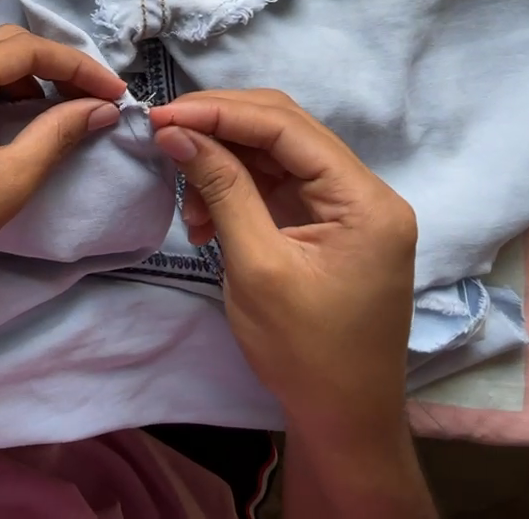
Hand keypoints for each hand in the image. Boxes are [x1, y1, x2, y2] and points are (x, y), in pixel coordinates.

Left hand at [0, 25, 127, 324]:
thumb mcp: (8, 183)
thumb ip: (57, 135)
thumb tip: (101, 108)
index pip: (25, 49)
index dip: (76, 65)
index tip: (113, 92)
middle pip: (2, 41)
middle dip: (53, 64)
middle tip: (93, 98)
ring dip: (25, 72)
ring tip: (61, 107)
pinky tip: (18, 111)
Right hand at [150, 90, 416, 436]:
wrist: (340, 417)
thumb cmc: (305, 349)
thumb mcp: (256, 264)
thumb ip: (220, 188)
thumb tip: (174, 131)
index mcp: (365, 200)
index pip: (286, 127)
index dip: (221, 112)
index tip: (163, 115)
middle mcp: (361, 191)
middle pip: (281, 127)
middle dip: (217, 126)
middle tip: (163, 133)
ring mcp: (341, 205)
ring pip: (270, 151)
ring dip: (219, 162)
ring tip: (188, 203)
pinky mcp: (319, 220)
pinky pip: (268, 181)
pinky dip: (228, 188)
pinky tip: (202, 218)